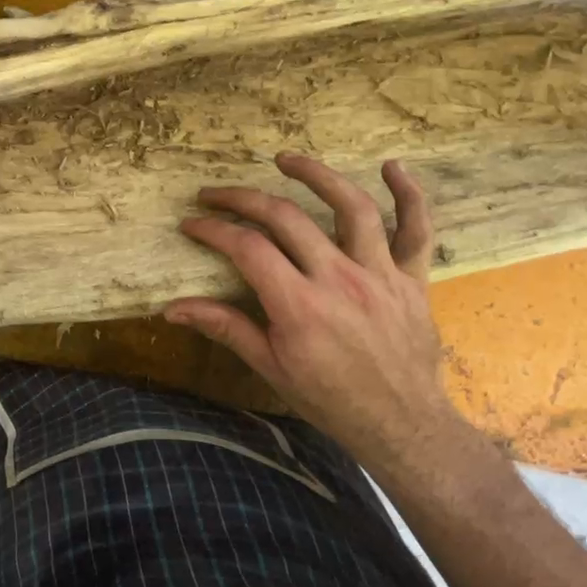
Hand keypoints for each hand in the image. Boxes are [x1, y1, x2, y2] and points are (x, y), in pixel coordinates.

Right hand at [164, 153, 467, 465]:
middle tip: (213, 194)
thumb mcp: (269, 366)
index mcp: (299, 305)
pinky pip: (416, 231)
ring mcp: (380, 275)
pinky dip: (410, 196)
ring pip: (352, 209)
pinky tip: (393, 167)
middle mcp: (339, 280)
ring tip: (286, 159)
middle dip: (241, 198)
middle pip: (286, 218)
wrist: (404, 427)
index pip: (247, 247)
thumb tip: (170, 309)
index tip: (191, 224)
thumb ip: (224, 327)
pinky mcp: (411, 280)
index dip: (213, 229)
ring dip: (317, 176)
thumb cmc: (329, 399)